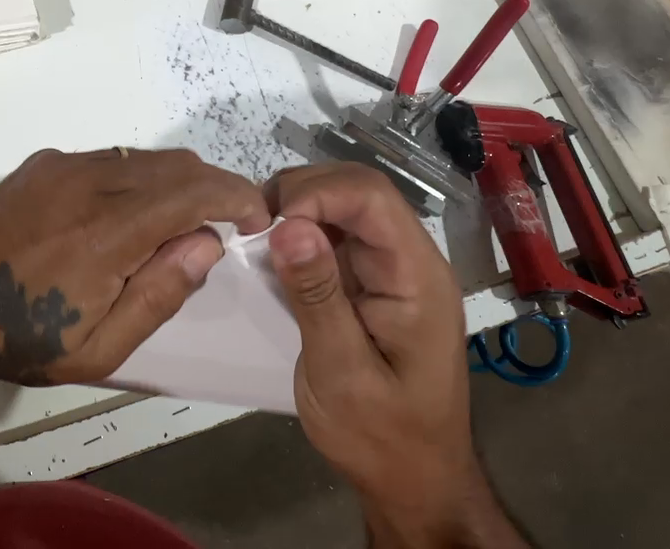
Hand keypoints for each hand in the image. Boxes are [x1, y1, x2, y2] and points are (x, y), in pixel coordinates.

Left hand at [0, 148, 269, 389]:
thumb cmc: (24, 337)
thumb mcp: (101, 346)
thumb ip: (161, 293)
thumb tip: (207, 243)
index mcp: (110, 230)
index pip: (194, 190)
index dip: (237, 196)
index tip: (258, 216)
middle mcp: (90, 181)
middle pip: (174, 164)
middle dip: (212, 187)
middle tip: (224, 224)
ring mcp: (63, 164)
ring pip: (142, 157)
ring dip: (173, 181)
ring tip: (174, 223)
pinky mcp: (43, 162)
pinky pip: (108, 158)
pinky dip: (135, 177)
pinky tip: (124, 213)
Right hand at [265, 164, 525, 548]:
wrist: (412, 481)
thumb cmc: (382, 437)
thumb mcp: (341, 373)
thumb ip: (317, 296)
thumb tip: (287, 225)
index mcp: (417, 277)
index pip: (371, 197)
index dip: (316, 192)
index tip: (268, 223)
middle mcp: (408, 260)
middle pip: (356, 189)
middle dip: (300, 193)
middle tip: (252, 228)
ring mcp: (387, 268)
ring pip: (341, 204)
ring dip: (295, 209)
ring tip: (256, 239)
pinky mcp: (367, 280)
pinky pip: (332, 233)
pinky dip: (297, 232)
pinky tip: (272, 255)